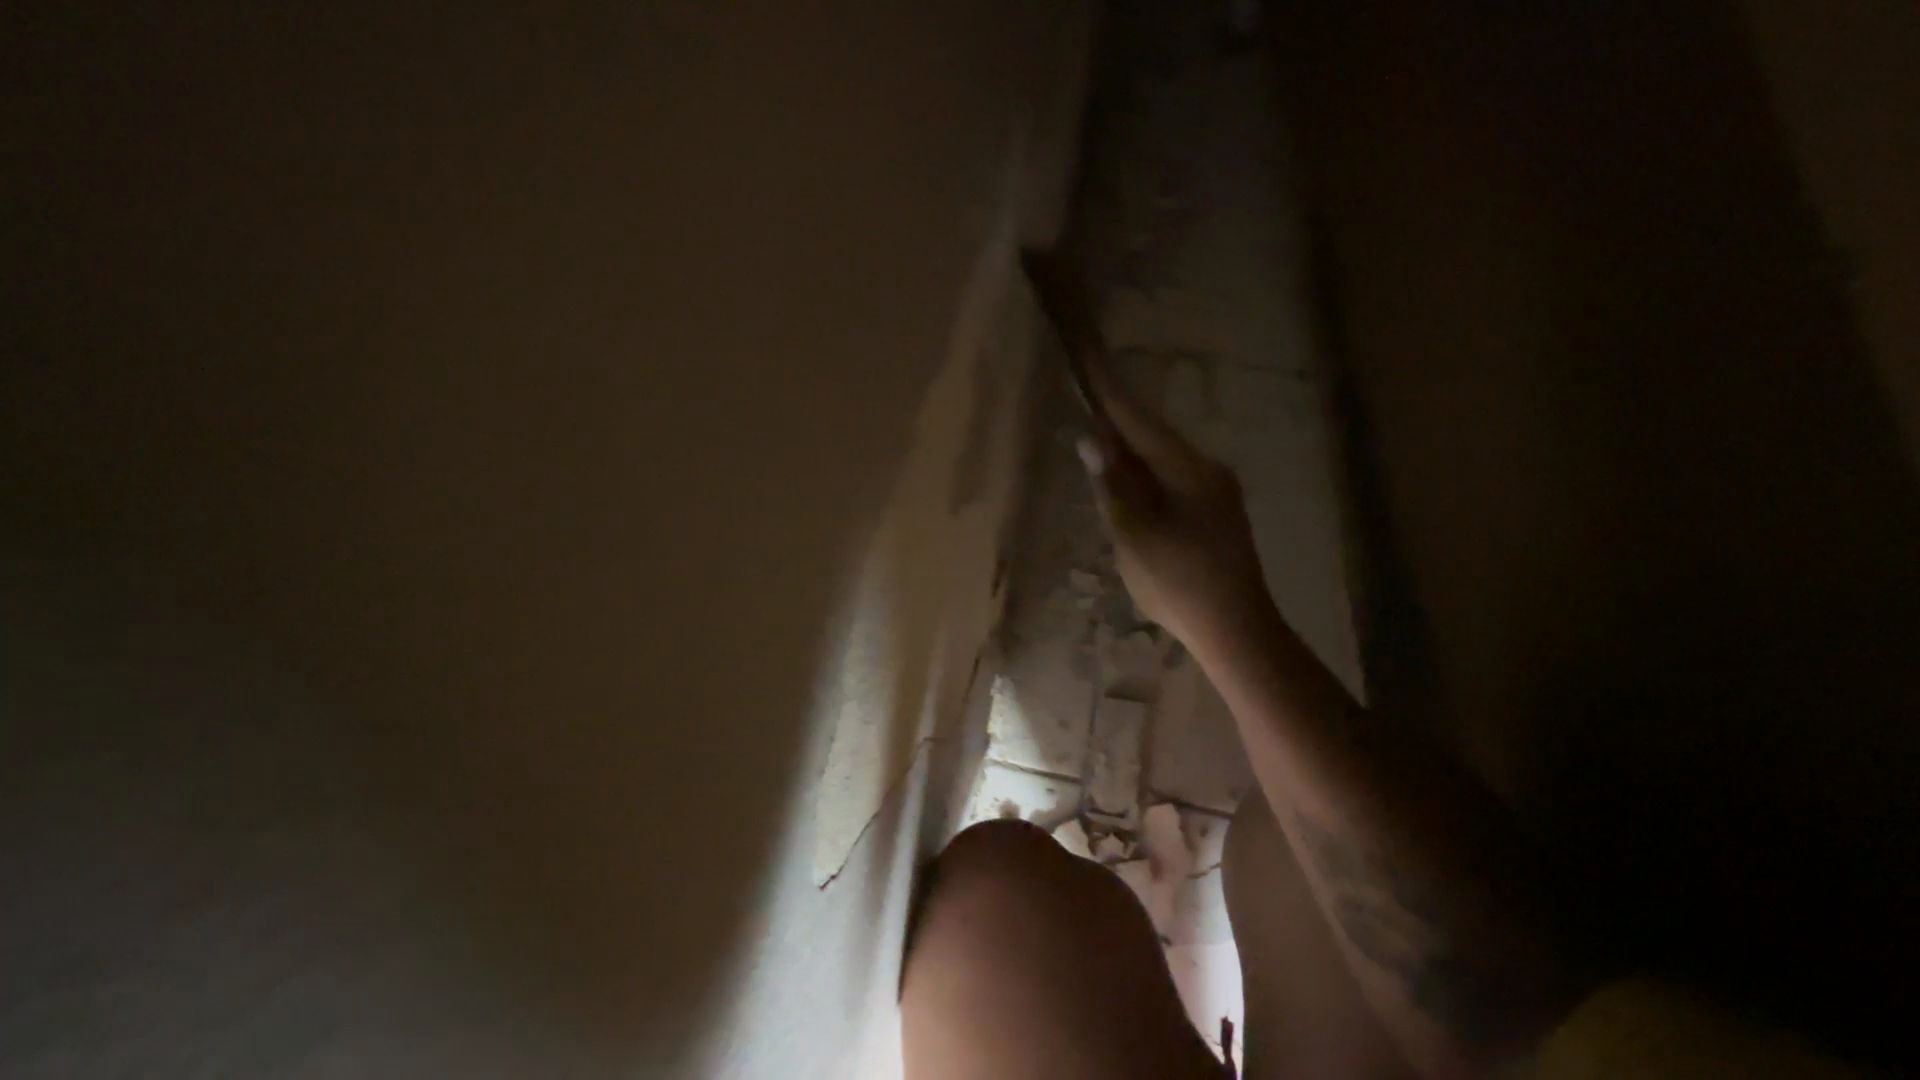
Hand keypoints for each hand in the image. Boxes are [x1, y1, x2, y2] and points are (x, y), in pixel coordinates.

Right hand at [1076, 365, 1275, 653]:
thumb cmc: (1178, 581)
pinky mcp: (1217, 517)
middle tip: (1086, 410)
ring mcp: (1217, 494)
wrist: (1236, 629)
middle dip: (1119, 427)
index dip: (1109, 396)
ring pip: (1164, 463)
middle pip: (1154, 439)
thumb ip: (1113, 483)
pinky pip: (1174, 484)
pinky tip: (1129, 494)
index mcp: (1188, 468)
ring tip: (1100, 454)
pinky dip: (1147, 481)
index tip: (1088, 363)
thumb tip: (1093, 439)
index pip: (1139, 421)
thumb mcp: (1133, 533)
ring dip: (1132, 457)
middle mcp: (1208, 471)